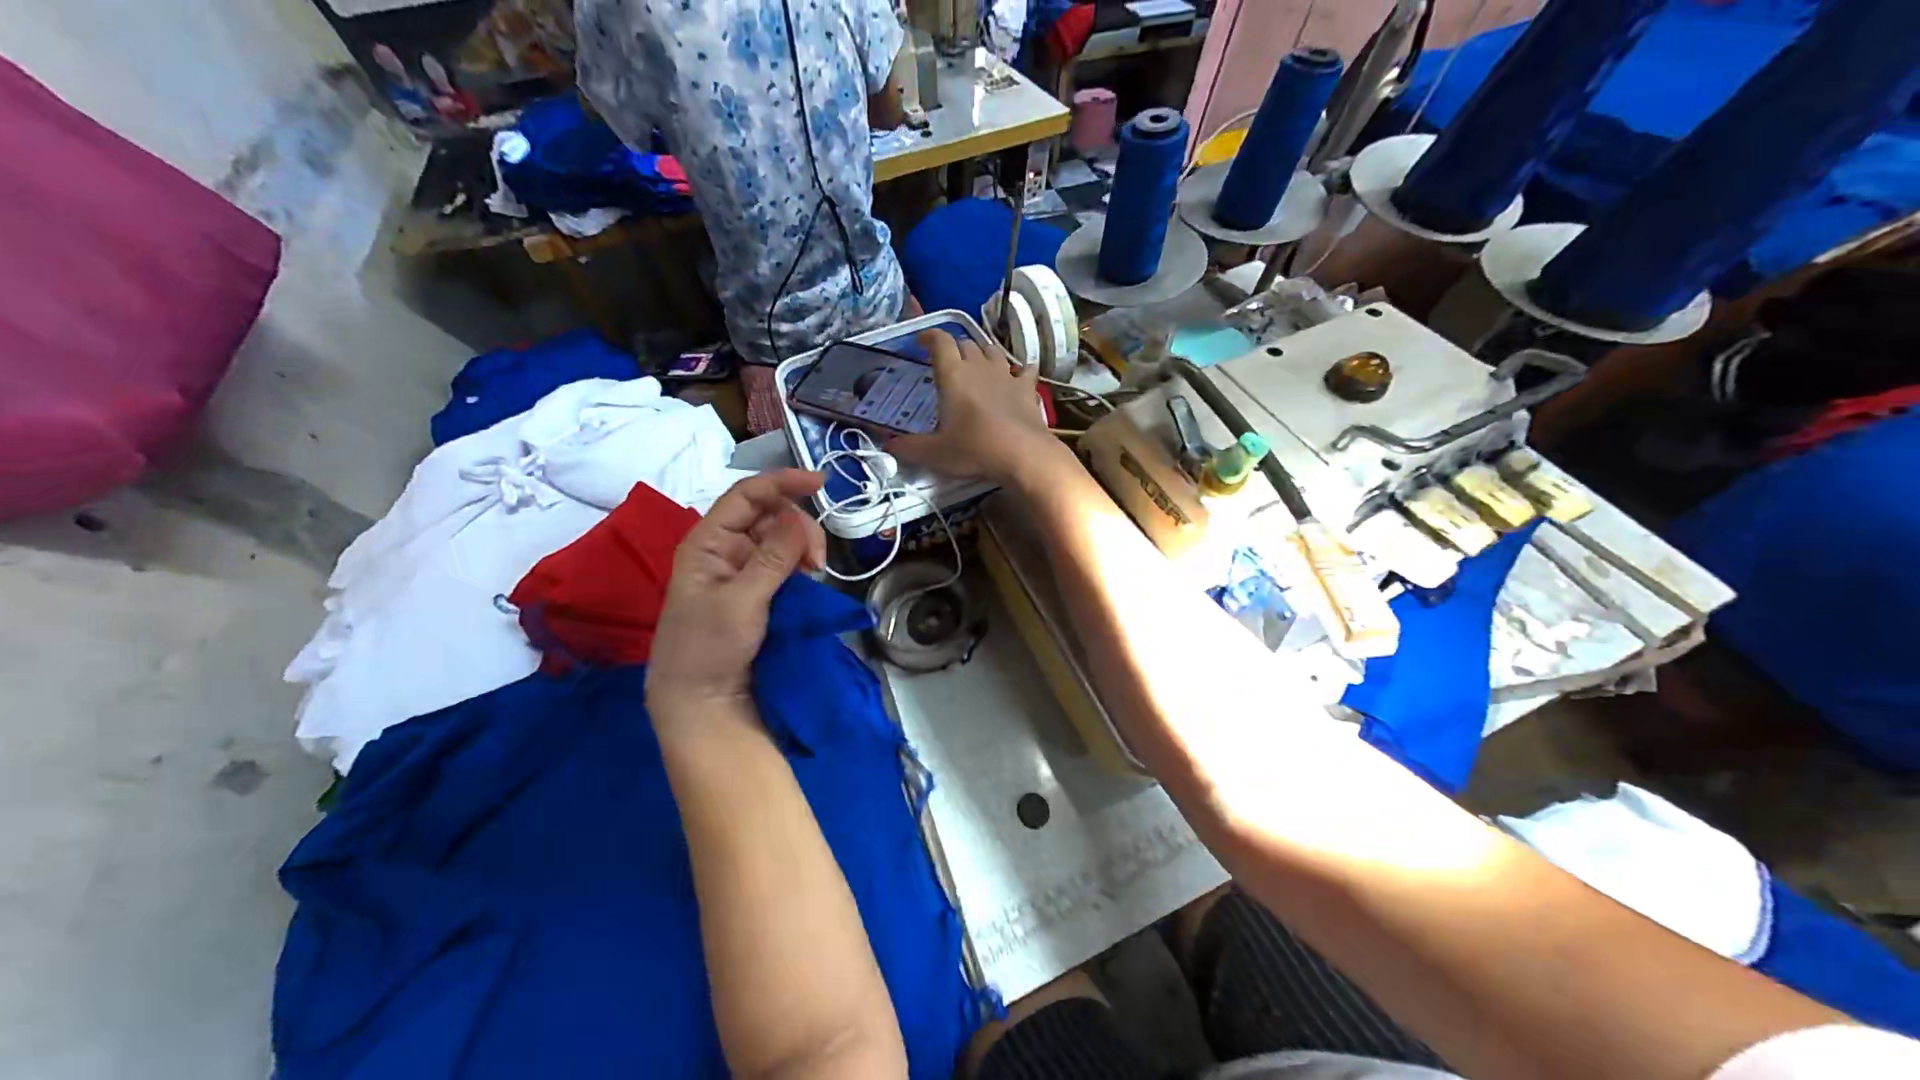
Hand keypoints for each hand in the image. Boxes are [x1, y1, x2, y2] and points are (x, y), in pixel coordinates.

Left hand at [647, 470, 827, 714]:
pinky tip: (809, 581)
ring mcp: (741, 571)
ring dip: (803, 548)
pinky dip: (801, 566)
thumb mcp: (741, 602)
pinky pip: (785, 564)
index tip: (821, 484)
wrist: (701, 703)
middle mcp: (724, 549)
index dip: (782, 483)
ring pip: (782, 539)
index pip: (746, 496)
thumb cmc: (708, 649)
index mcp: (707, 542)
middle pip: (769, 515)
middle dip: (799, 527)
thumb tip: (799, 517)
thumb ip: (771, 558)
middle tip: (816, 562)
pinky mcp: (757, 591)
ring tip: (814, 574)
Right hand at [887, 329, 1057, 485]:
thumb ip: (909, 447)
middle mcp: (979, 367)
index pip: (940, 341)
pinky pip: (1024, 371)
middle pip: (966, 344)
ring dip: (983, 353)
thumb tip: (888, 445)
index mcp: (953, 375)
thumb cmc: (974, 449)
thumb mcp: (935, 453)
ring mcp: (1006, 375)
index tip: (922, 340)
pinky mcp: (1027, 389)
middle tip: (948, 361)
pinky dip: (1019, 371)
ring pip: (993, 351)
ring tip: (977, 363)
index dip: (930, 336)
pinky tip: (1019, 375)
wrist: (1023, 454)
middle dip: (955, 348)